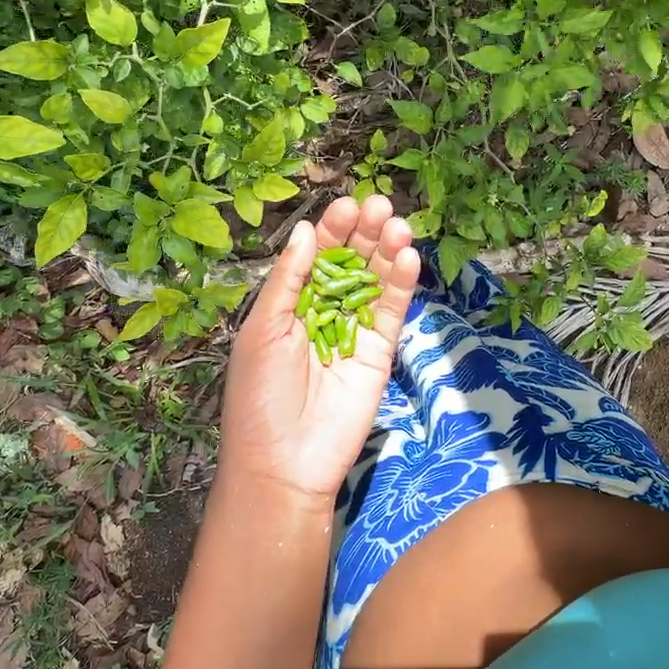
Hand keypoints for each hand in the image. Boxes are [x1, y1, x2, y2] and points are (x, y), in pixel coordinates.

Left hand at [217, 196, 419, 504]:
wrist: (283, 463)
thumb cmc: (259, 395)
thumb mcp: (263, 330)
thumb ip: (288, 280)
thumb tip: (304, 230)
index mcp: (291, 302)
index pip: (316, 255)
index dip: (332, 230)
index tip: (348, 204)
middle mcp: (325, 309)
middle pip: (351, 261)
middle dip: (364, 232)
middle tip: (381, 204)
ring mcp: (355, 329)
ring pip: (376, 280)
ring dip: (388, 250)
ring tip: (398, 224)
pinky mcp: (380, 351)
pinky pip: (393, 311)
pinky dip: (402, 284)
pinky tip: (408, 257)